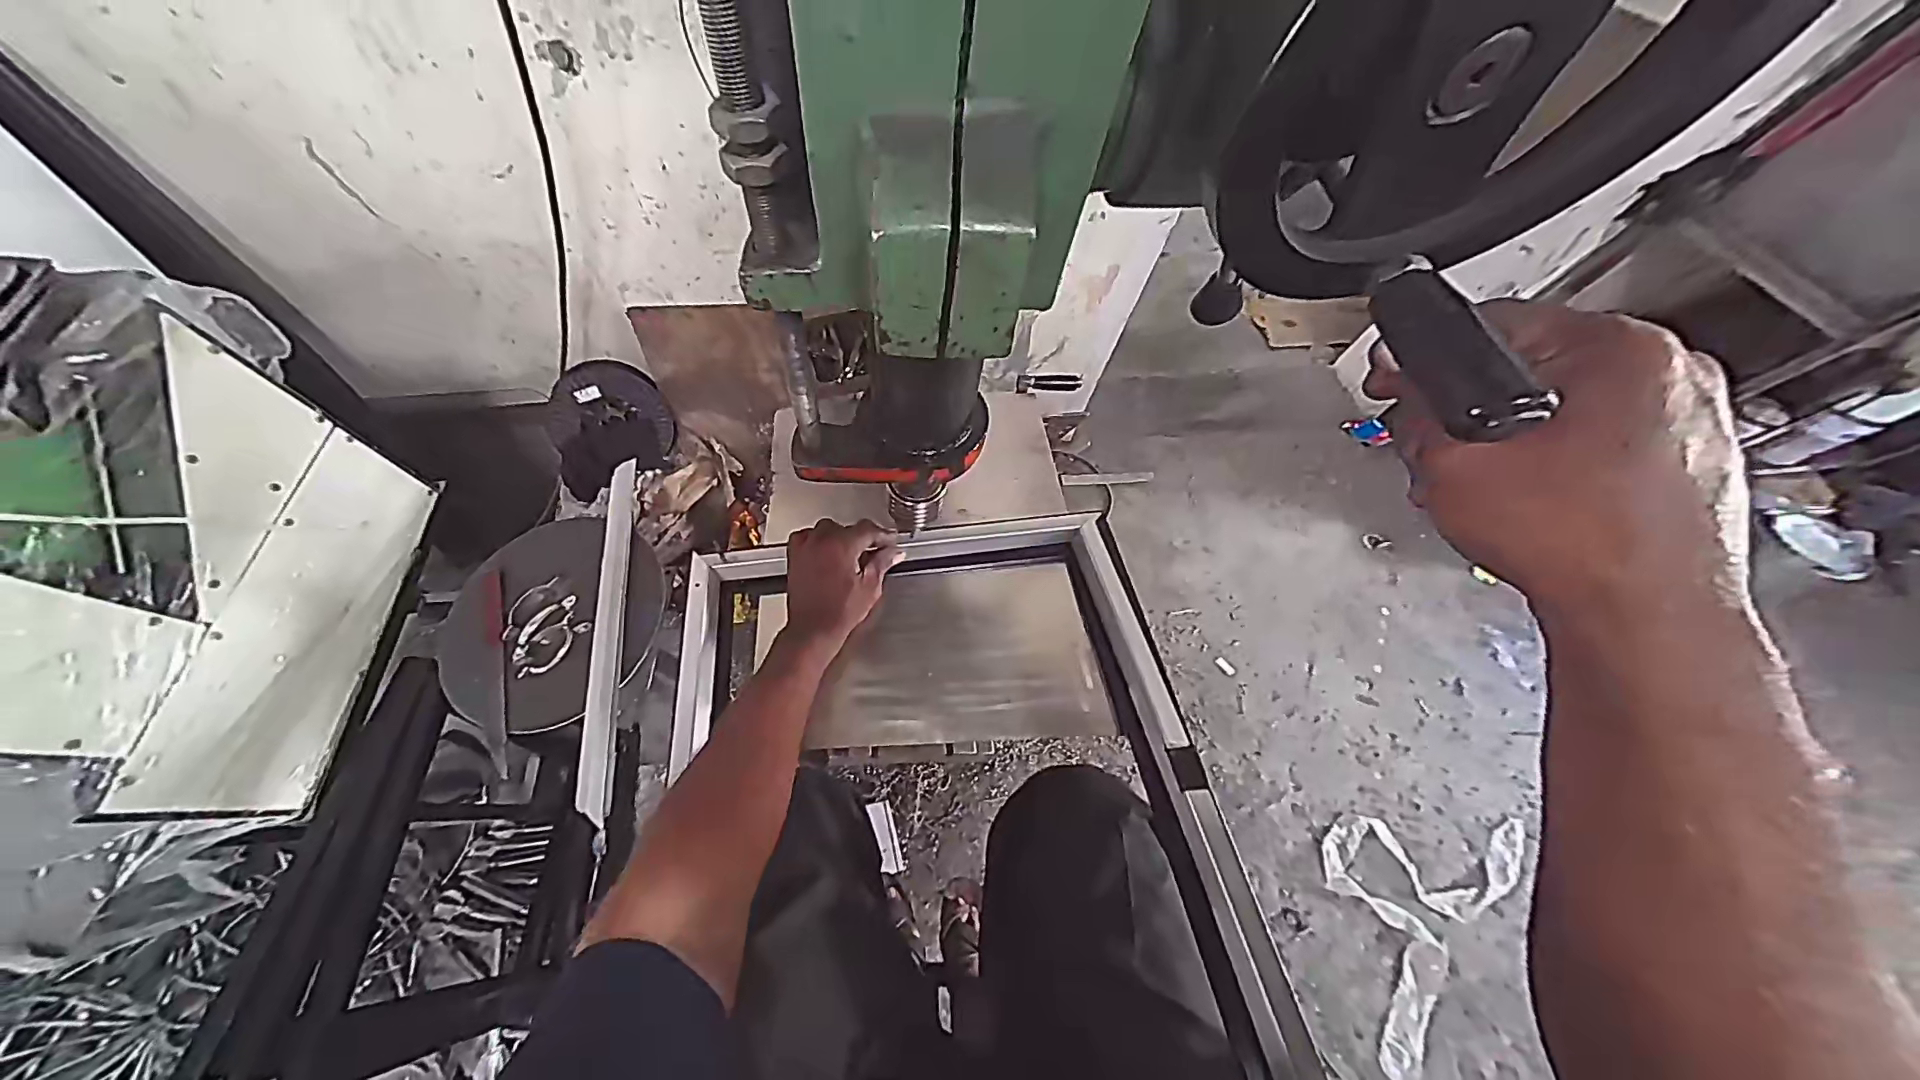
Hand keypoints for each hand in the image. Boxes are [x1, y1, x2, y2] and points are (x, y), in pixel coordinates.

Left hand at [781, 518, 903, 651]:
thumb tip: (892, 553)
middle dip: (863, 538)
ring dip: (841, 537)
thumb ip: (882, 563)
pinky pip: (808, 537)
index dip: (883, 535)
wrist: (813, 629)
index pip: (868, 529)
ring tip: (853, 554)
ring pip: (828, 529)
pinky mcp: (795, 556)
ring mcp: (805, 547)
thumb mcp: (870, 587)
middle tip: (876, 551)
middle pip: (848, 528)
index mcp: (842, 545)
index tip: (890, 541)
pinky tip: (828, 553)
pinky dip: (819, 541)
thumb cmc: (836, 613)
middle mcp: (821, 541)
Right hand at [1363, 300, 1749, 615]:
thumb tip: (1406, 395)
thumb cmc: (1580, 546)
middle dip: (1465, 400)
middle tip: (1422, 431)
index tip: (1397, 378)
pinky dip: (1546, 454)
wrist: (1645, 618)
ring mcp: (1689, 420)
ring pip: (1562, 404)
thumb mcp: (1453, 471)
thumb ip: (1416, 421)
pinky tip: (1514, 490)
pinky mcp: (1686, 461)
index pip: (1497, 325)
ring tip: (1465, 472)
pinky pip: (1595, 438)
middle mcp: (1670, 374)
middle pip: (1531, 365)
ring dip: (1502, 431)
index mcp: (1621, 353)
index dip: (1425, 356)